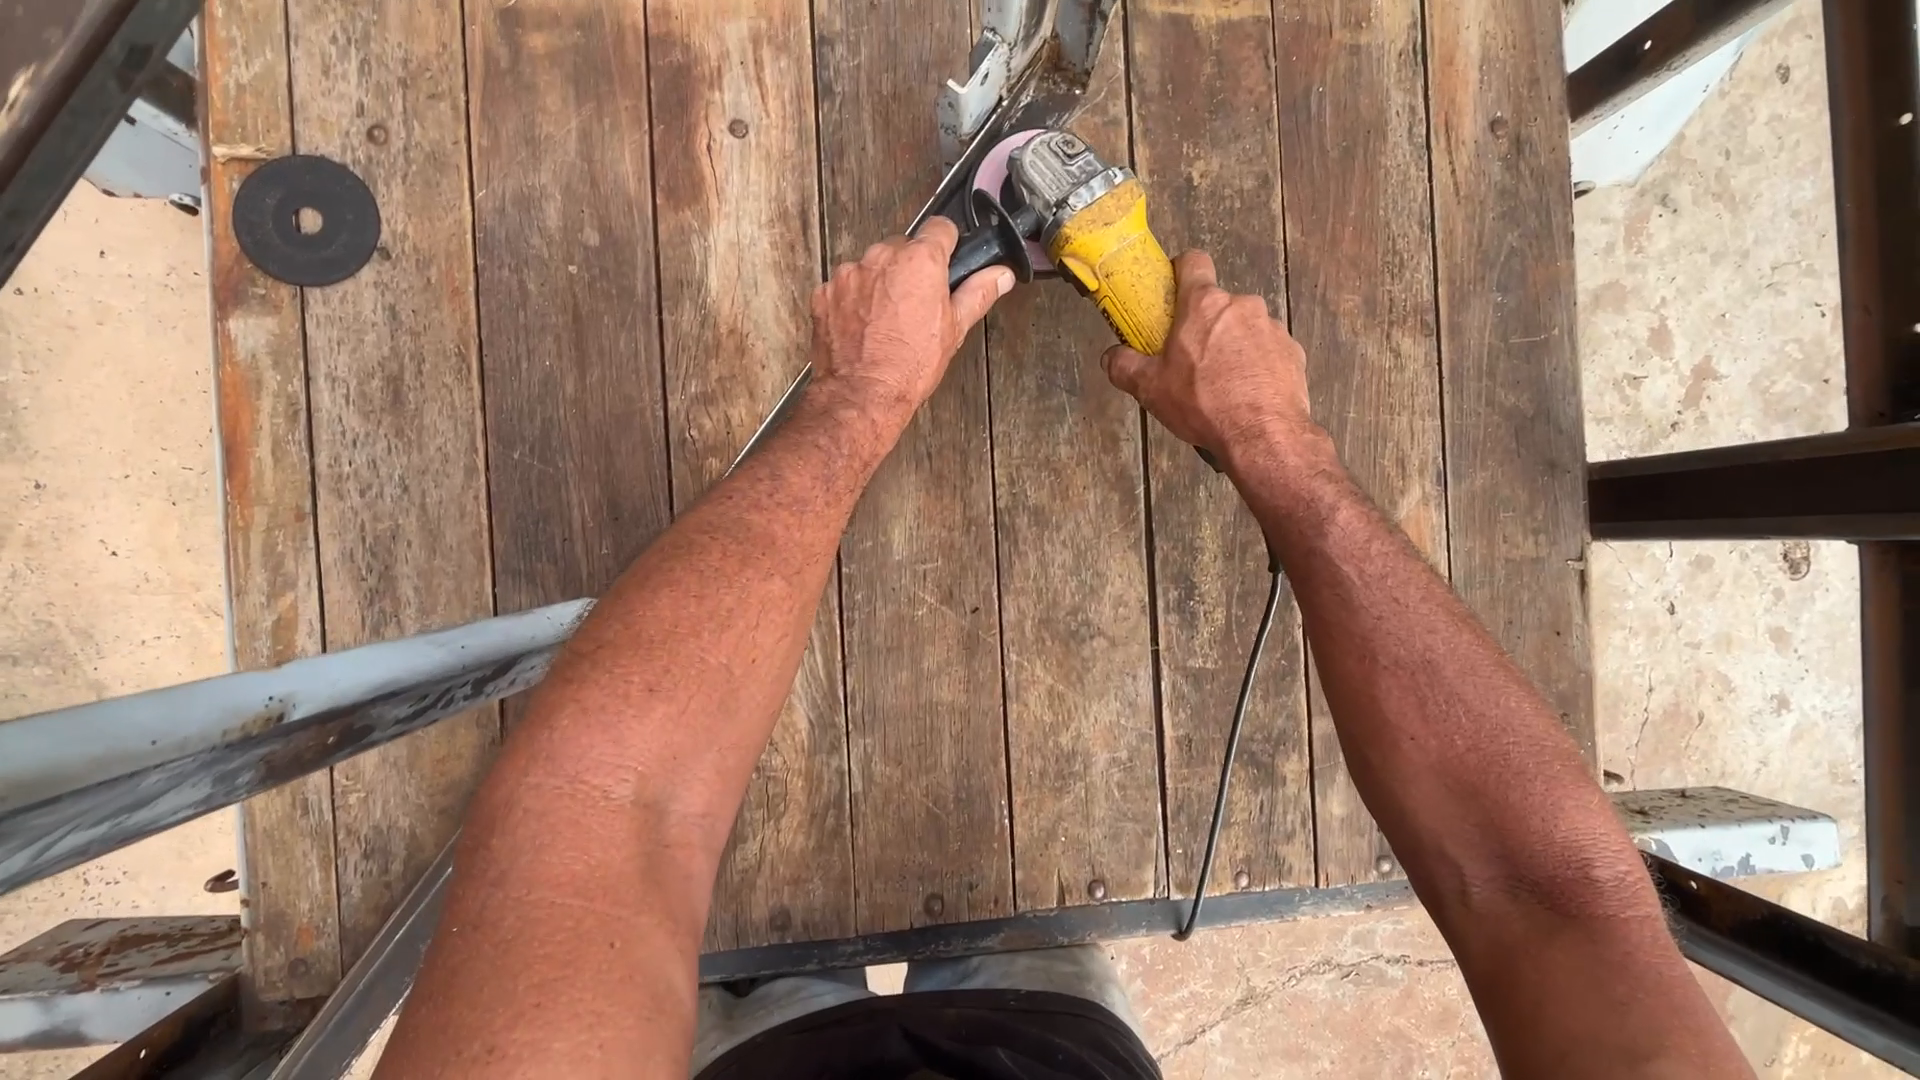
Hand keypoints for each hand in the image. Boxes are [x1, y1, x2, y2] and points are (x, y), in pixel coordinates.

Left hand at [807, 217, 1013, 428]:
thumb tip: (1000, 276)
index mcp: (920, 261)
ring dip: (879, 286)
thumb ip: (978, 293)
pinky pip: (844, 288)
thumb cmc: (908, 367)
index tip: (946, 259)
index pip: (939, 227)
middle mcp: (882, 258)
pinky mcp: (825, 292)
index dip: (946, 245)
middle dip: (909, 270)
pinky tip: (863, 329)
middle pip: (902, 248)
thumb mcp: (955, 330)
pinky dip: (853, 303)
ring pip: (871, 268)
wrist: (863, 395)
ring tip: (886, 323)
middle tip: (916, 306)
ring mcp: (850, 274)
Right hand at [1102, 252, 1321, 467]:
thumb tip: (1111, 358)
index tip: (1172, 292)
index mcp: (1203, 306)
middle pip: (1217, 305)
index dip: (1180, 271)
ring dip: (1231, 348)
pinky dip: (1255, 367)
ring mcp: (1271, 328)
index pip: (1193, 262)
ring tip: (1218, 386)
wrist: (1261, 435)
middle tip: (1188, 361)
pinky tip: (1244, 396)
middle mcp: (1242, 306)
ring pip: (1243, 329)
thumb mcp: (1150, 389)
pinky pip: (1267, 352)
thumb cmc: (1204, 404)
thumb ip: (1124, 367)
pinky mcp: (1292, 352)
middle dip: (1203, 327)